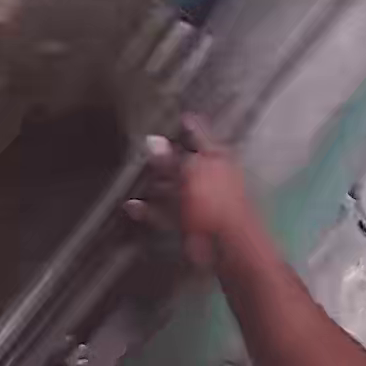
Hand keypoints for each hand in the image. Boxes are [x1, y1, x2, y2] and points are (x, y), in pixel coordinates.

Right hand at [133, 115, 259, 267]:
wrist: (231, 249)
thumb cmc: (216, 205)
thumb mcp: (189, 176)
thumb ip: (169, 161)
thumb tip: (151, 141)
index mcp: (218, 160)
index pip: (202, 136)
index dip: (190, 126)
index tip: (182, 117)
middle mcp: (213, 179)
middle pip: (188, 165)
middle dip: (167, 161)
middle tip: (148, 153)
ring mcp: (204, 205)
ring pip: (177, 191)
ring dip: (157, 187)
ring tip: (138, 183)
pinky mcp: (195, 227)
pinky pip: (169, 215)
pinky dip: (151, 211)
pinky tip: (134, 208)